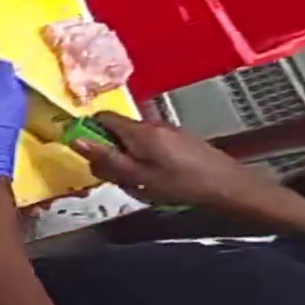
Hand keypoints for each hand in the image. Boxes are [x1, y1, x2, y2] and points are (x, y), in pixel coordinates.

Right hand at [71, 111, 270, 207]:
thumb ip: (103, 157)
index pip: (103, 117)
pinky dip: (140, 154)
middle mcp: (154, 125)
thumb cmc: (176, 184)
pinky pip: (148, 142)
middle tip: (109, 172)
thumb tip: (74, 140)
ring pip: (132, 137)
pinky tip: (150, 173)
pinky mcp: (181, 139)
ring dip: (123, 153)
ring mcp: (170, 131)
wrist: (229, 187)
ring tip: (131, 176)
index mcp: (139, 132)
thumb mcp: (133, 175)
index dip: (88, 129)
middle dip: (106, 147)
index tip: (84, 149)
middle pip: (117, 129)